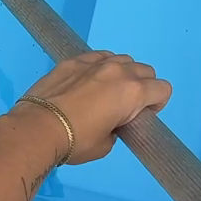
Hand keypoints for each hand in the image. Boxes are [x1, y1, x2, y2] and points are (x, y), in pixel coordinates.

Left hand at [12, 51, 171, 164]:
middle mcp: (119, 71)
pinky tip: (88, 81)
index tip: (142, 117)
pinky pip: (98, 56)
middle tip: (125, 106)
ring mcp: (95, 62)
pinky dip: (100, 66)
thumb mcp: (106, 144)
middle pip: (145, 71)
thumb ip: (117, 128)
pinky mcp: (73, 60)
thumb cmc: (76, 141)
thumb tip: (110, 122)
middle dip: (142, 87)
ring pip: (122, 59)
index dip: (157, 104)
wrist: (37, 128)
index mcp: (133, 92)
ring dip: (122, 74)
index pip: (163, 89)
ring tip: (106, 92)